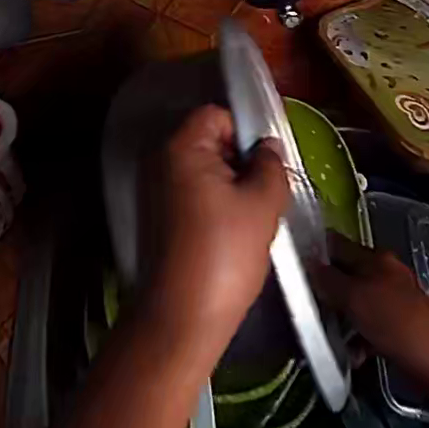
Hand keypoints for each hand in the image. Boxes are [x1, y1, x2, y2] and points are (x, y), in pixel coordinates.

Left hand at [140, 104, 288, 349]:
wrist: (184, 312)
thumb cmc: (224, 252)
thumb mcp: (261, 205)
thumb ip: (271, 166)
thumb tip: (269, 146)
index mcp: (181, 147)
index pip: (215, 115)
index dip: (244, 130)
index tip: (269, 160)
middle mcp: (162, 159)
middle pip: (209, 139)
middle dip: (240, 158)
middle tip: (266, 190)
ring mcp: (157, 186)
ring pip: (205, 168)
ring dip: (232, 183)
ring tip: (254, 214)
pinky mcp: (160, 212)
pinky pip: (194, 190)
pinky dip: (217, 201)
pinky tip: (236, 229)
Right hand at [313, 234, 428, 404]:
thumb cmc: (395, 325)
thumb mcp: (352, 298)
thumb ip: (326, 278)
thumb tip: (307, 263)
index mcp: (375, 257)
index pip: (334, 242)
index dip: (312, 250)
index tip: (292, 265)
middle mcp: (386, 272)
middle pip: (344, 272)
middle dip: (326, 288)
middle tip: (307, 302)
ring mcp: (395, 300)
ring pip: (355, 300)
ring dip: (340, 315)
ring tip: (327, 333)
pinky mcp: (402, 326)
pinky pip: (369, 323)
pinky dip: (358, 335)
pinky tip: (351, 352)